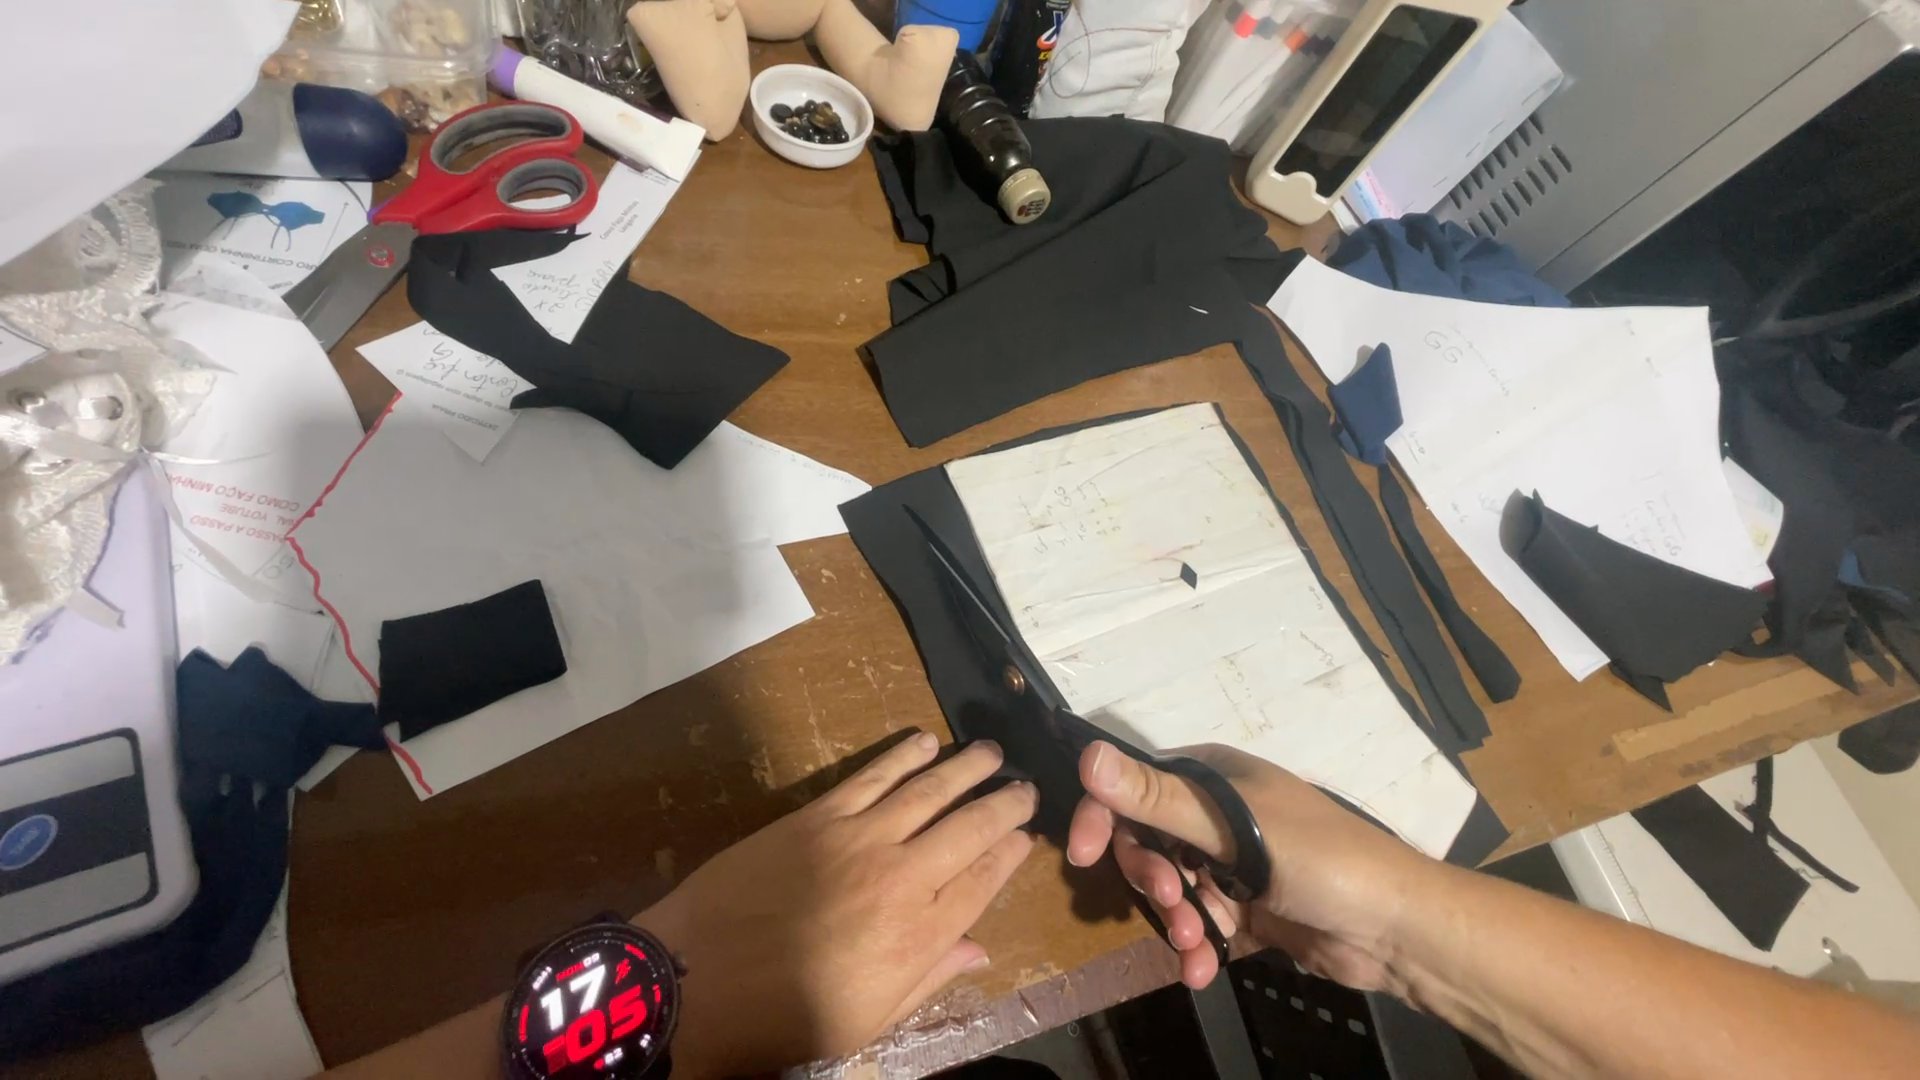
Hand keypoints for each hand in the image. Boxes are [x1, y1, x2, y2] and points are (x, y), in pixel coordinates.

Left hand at [633, 732, 1035, 1077]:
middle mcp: (902, 877)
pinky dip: (905, 754)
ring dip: (967, 767)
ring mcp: (861, 838)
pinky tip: (926, 741)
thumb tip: (981, 949)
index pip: (983, 881)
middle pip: (970, 828)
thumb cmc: (782, 1016)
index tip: (1028, 834)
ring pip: (930, 790)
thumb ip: (928, 978)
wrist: (696, 980)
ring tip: (992, 752)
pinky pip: (875, 775)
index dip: (1011, 853)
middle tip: (1026, 786)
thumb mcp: (864, 1022)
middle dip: (1005, 803)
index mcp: (917, 936)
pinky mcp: (820, 814)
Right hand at [1066, 742, 1433, 992]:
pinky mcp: (1244, 907)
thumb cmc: (1318, 857)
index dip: (1104, 816)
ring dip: (1175, 917)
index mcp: (1210, 776)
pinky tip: (1201, 971)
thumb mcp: (1233, 825)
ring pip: (1171, 886)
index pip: (1134, 785)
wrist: (1399, 932)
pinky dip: (1196, 946)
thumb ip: (1156, 798)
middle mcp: (1214, 813)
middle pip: (1147, 840)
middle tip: (1173, 901)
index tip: (1083, 854)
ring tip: (1198, 944)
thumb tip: (1087, 756)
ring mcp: (1229, 862)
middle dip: (1151, 876)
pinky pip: (1200, 921)